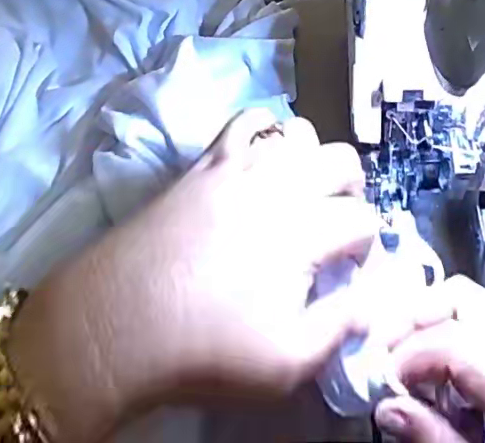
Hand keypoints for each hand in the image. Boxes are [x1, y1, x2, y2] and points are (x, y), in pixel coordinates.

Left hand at [7, 109, 378, 440]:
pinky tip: (260, 159)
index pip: (364, 219)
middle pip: (345, 161)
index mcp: (308, 229)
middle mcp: (285, 184)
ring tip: (298, 190)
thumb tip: (370, 303)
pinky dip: (265, 131)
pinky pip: (251, 119)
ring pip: (303, 133)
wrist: (114, 326)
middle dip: (351, 190)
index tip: (347, 269)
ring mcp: (245, 163)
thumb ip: (338, 329)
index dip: (364, 245)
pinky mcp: (211, 157)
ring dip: (312, 159)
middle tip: (333, 221)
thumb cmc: (202, 349)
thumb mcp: (282, 364)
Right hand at [372, 275, 484, 442]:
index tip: (377, 385)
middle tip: (386, 361)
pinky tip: (444, 399)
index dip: (410, 354)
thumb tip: (388, 404)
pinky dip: (458, 355)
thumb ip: (437, 442)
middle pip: (468, 301)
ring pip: (477, 314)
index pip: (459, 340)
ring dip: (435, 335)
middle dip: (418, 320)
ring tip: (410, 382)